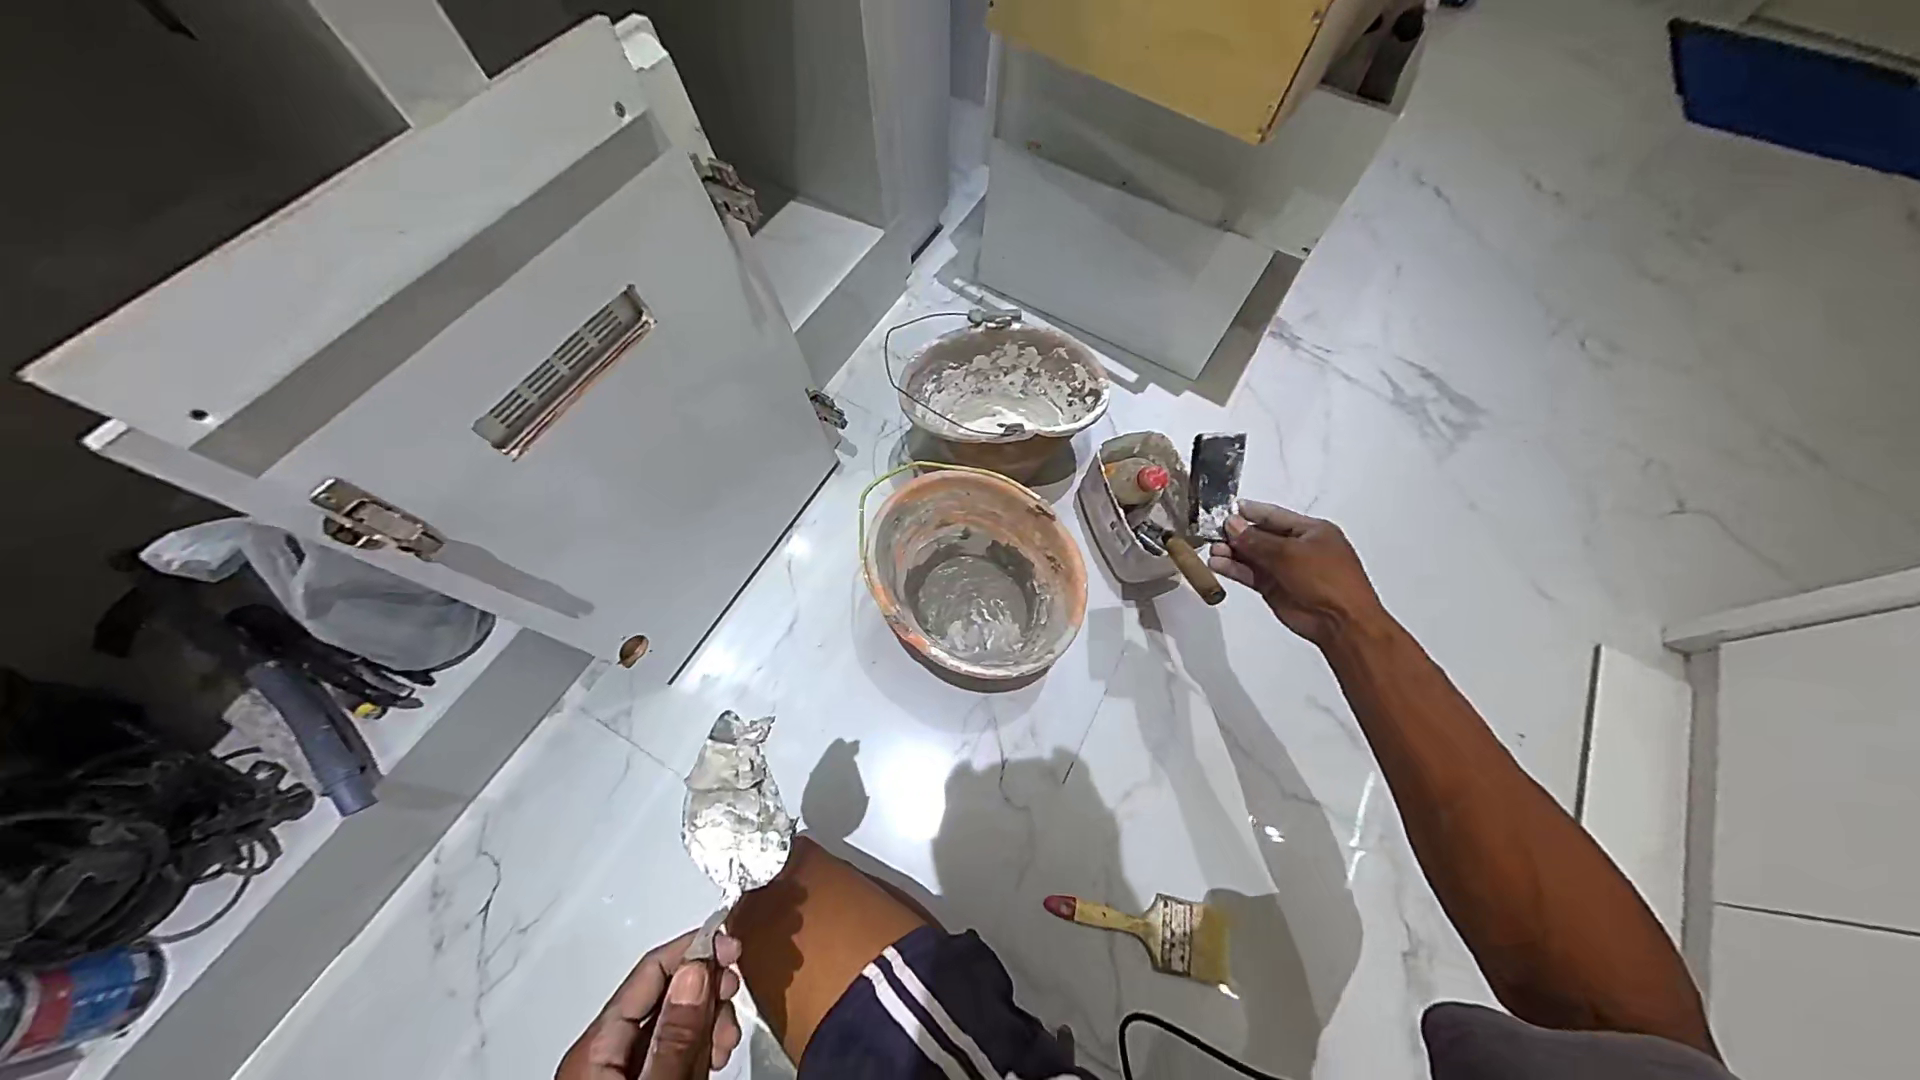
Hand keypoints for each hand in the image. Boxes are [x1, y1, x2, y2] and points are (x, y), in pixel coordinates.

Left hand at [556, 929, 743, 1079]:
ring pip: (674, 1020)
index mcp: (596, 1048)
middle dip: (707, 986)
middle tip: (735, 990)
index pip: (650, 970)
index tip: (733, 945)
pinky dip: (699, 1044)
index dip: (695, 948)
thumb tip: (696, 969)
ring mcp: (618, 1073)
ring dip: (709, 1018)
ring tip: (727, 1039)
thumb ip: (675, 1035)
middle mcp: (603, 1054)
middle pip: (664, 993)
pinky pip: (672, 1049)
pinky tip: (715, 1055)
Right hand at [1207, 501, 1387, 646]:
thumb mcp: (1289, 553)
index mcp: (1310, 531)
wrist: (1339, 622)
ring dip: (1231, 552)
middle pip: (1259, 535)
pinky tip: (1217, 565)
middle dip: (1236, 534)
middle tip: (1213, 532)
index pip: (1274, 515)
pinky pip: (1249, 573)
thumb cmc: (1328, 581)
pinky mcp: (1274, 587)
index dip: (1250, 512)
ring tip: (1213, 550)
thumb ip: (1256, 539)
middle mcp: (1296, 547)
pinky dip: (1233, 569)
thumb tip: (1232, 525)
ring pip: (1251, 556)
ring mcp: (1284, 568)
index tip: (1227, 510)